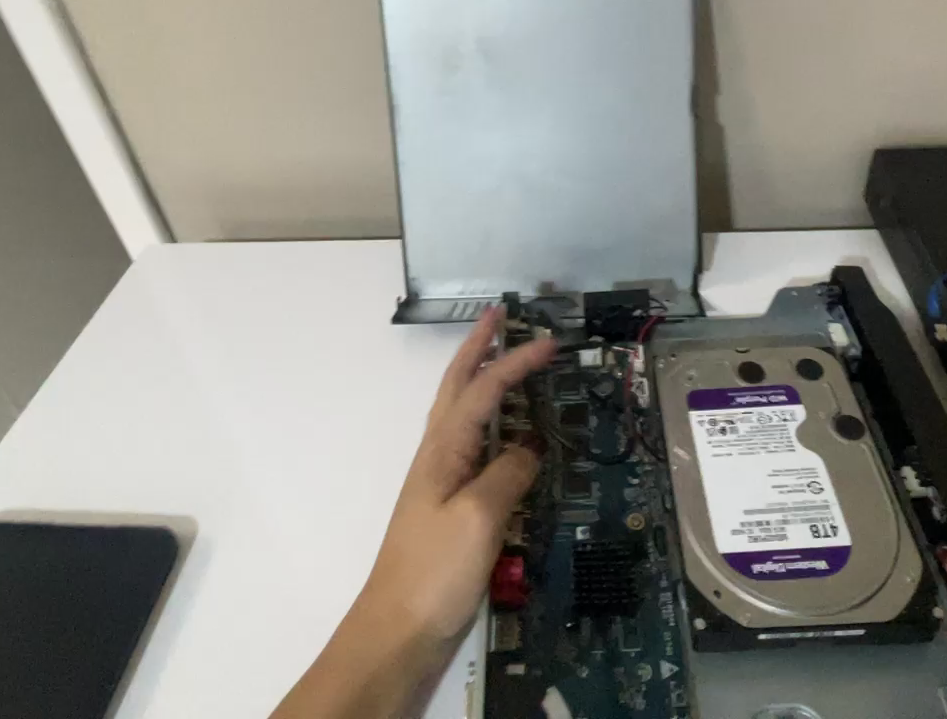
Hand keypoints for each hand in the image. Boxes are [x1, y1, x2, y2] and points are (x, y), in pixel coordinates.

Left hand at [357, 307, 554, 642]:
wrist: (397, 631)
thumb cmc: (434, 570)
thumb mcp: (478, 517)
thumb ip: (508, 473)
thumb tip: (531, 446)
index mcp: (443, 447)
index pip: (484, 389)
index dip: (515, 362)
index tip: (549, 342)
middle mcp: (440, 453)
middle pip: (459, 385)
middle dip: (477, 346)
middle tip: (499, 314)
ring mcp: (443, 477)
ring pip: (464, 411)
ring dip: (482, 376)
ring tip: (505, 355)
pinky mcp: (453, 503)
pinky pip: (477, 446)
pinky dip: (493, 421)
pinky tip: (509, 432)